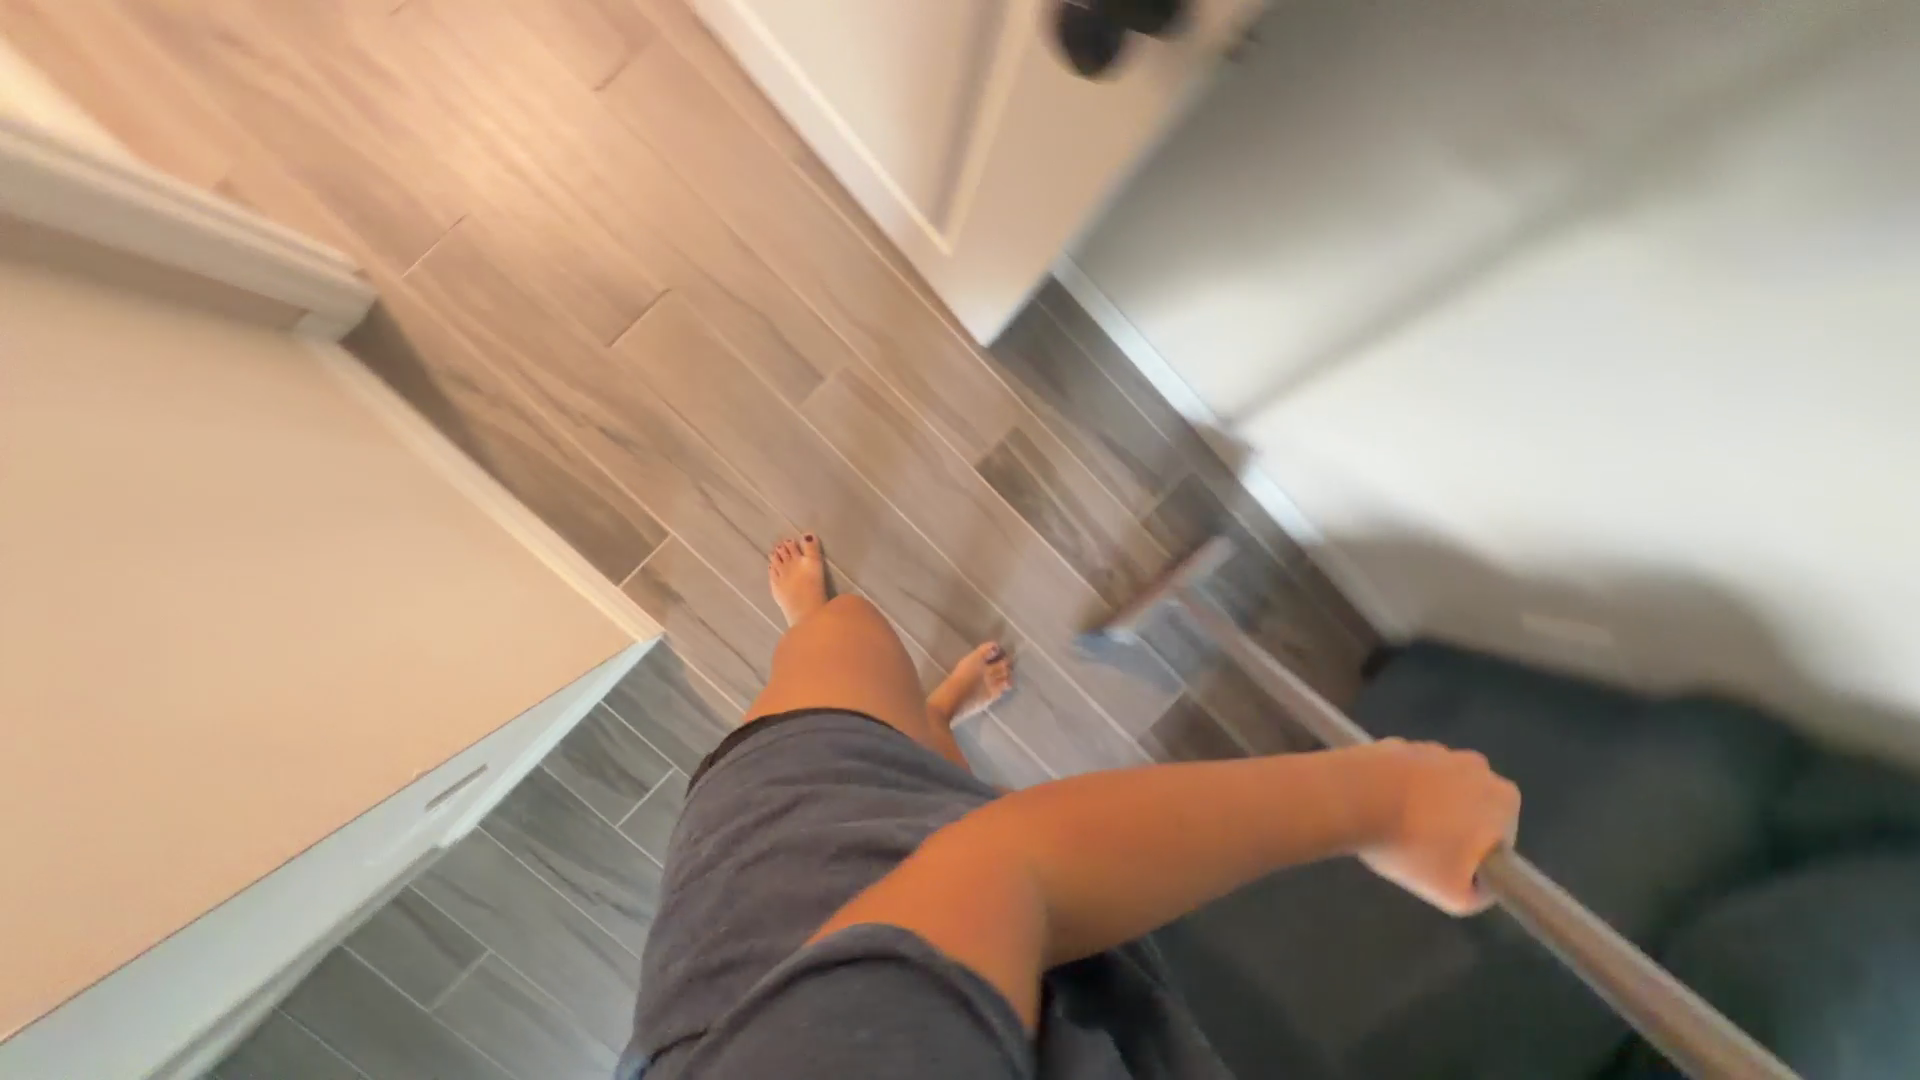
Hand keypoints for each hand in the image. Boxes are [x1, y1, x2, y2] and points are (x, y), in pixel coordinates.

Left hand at [1357, 739, 1520, 915]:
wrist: (1347, 799)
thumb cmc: (1410, 847)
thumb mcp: (1456, 897)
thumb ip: (1480, 894)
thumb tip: (1477, 883)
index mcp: (1502, 797)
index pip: (1498, 836)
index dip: (1475, 856)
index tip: (1446, 864)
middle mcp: (1473, 764)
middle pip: (1468, 807)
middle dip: (1449, 826)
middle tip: (1418, 848)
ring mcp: (1430, 748)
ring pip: (1434, 787)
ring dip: (1419, 804)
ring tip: (1392, 827)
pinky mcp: (1393, 743)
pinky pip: (1401, 774)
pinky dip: (1392, 787)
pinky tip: (1375, 805)